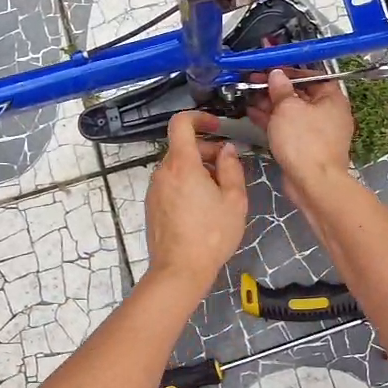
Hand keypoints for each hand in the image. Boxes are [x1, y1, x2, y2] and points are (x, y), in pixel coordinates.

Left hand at [145, 111, 248, 293]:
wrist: (179, 270)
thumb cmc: (211, 234)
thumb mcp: (234, 200)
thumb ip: (232, 168)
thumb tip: (227, 149)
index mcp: (182, 164)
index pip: (181, 123)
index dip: (199, 117)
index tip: (217, 126)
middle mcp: (163, 172)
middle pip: (182, 147)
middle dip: (207, 151)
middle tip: (229, 169)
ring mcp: (154, 189)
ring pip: (177, 167)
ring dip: (198, 169)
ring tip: (220, 192)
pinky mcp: (152, 205)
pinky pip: (171, 183)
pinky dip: (187, 184)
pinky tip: (203, 206)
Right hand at [248, 69, 354, 200]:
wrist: (313, 183)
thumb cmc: (304, 140)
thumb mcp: (288, 108)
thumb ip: (280, 89)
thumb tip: (276, 74)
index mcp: (332, 98)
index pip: (311, 76)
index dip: (289, 71)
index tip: (268, 68)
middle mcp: (328, 113)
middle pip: (300, 94)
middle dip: (275, 88)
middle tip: (253, 82)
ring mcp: (317, 132)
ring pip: (291, 112)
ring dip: (270, 104)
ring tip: (248, 97)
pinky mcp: (305, 147)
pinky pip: (287, 128)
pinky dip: (272, 121)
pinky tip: (252, 114)